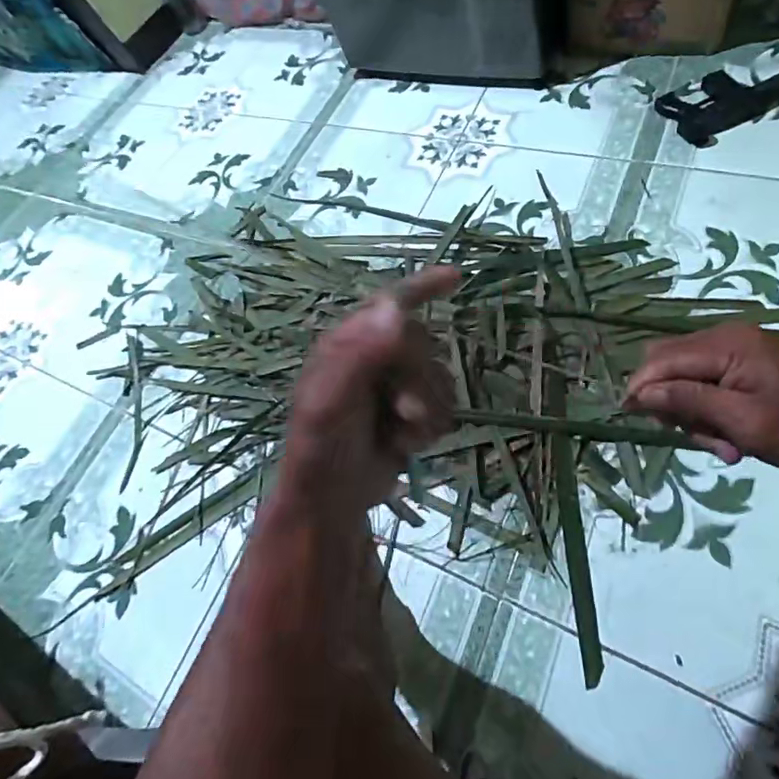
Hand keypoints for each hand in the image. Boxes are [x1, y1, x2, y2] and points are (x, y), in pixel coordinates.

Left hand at [275, 266, 459, 520]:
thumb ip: (361, 353)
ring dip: (427, 410)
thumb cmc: (321, 448)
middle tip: (400, 410)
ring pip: (440, 377)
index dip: (424, 287)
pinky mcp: (413, 413)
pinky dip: (432, 427)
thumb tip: (395, 308)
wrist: (333, 501)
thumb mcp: (330, 401)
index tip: (457, 277)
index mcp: (350, 343)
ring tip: (398, 433)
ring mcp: (396, 385)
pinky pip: (446, 405)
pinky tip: (407, 443)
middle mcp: (376, 357)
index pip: (391, 304)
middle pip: (425, 344)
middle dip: (420, 380)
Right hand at [621, 323, 778, 478]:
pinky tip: (734, 437)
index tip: (632, 421)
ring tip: (728, 447)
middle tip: (700, 440)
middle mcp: (728, 337)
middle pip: (670, 365)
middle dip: (673, 404)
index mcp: (727, 344)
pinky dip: (713, 410)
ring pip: (688, 377)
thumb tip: (639, 392)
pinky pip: (710, 382)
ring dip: (696, 414)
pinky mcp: (749, 363)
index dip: (641, 389)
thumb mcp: (746, 422)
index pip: (662, 360)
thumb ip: (690, 403)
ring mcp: (740, 349)